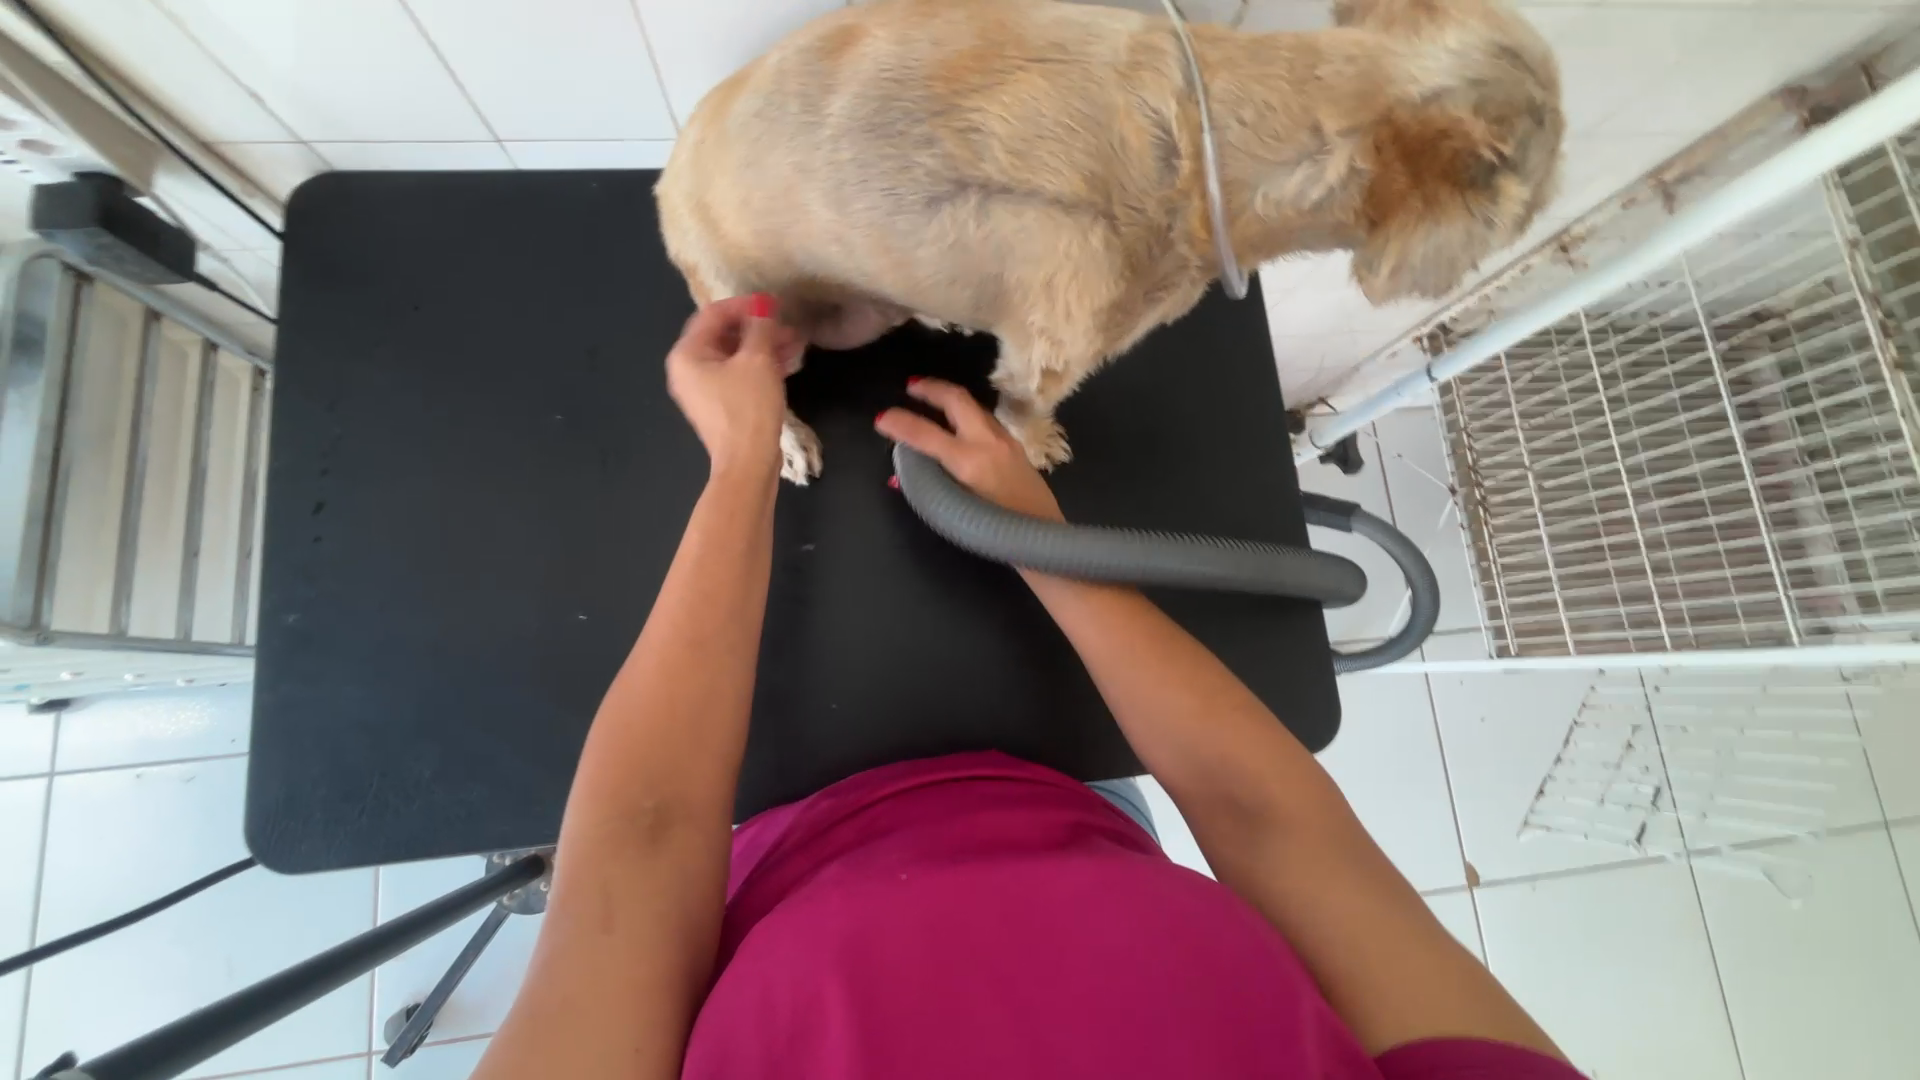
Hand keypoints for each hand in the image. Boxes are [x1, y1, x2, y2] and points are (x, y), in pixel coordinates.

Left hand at [666, 293, 804, 477]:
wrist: (748, 464)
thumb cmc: (748, 409)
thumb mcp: (758, 361)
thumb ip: (761, 328)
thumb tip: (764, 306)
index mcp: (687, 354)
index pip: (713, 315)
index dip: (745, 305)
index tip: (775, 304)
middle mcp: (688, 370)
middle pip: (724, 336)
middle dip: (758, 329)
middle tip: (789, 326)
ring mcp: (704, 390)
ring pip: (735, 357)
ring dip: (764, 348)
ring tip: (795, 344)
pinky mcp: (721, 406)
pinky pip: (739, 376)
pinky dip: (760, 367)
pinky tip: (787, 363)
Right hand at [874, 378, 1064, 522]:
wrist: (1042, 537)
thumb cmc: (996, 532)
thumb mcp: (955, 513)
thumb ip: (929, 487)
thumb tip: (901, 476)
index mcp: (970, 461)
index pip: (926, 434)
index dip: (900, 424)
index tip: (881, 418)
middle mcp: (989, 442)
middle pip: (957, 400)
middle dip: (931, 388)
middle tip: (911, 386)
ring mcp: (1006, 441)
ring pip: (974, 407)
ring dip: (950, 399)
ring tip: (931, 399)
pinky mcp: (1016, 447)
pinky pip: (985, 420)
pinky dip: (965, 414)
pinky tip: (958, 424)